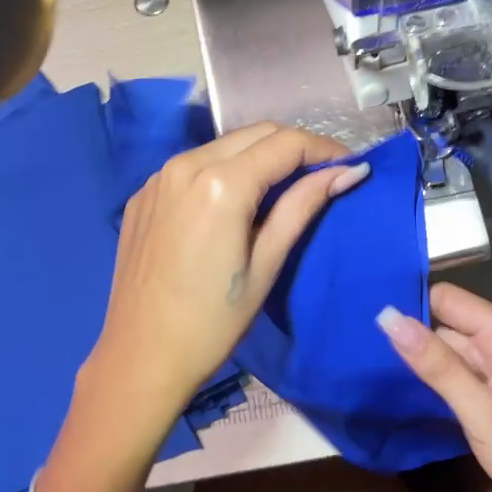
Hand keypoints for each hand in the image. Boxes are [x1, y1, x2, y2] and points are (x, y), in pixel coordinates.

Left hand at [89, 122, 368, 421]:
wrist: (140, 357)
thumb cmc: (212, 322)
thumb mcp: (265, 266)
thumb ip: (301, 208)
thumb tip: (345, 172)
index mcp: (220, 184)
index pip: (285, 143)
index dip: (324, 149)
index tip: (351, 166)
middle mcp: (184, 165)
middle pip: (254, 134)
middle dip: (294, 147)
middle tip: (323, 175)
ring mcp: (157, 179)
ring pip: (222, 146)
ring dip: (258, 156)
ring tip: (284, 188)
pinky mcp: (142, 196)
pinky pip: (191, 167)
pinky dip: (222, 172)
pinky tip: (233, 204)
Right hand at [378, 284, 491, 491]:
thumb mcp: (484, 415)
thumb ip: (436, 365)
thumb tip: (388, 317)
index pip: (448, 300)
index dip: (411, 302)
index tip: (365, 313)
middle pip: (444, 326)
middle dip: (407, 333)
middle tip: (354, 344)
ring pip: (446, 356)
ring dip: (414, 362)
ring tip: (363, 364)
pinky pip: (454, 382)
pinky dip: (429, 386)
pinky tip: (394, 392)